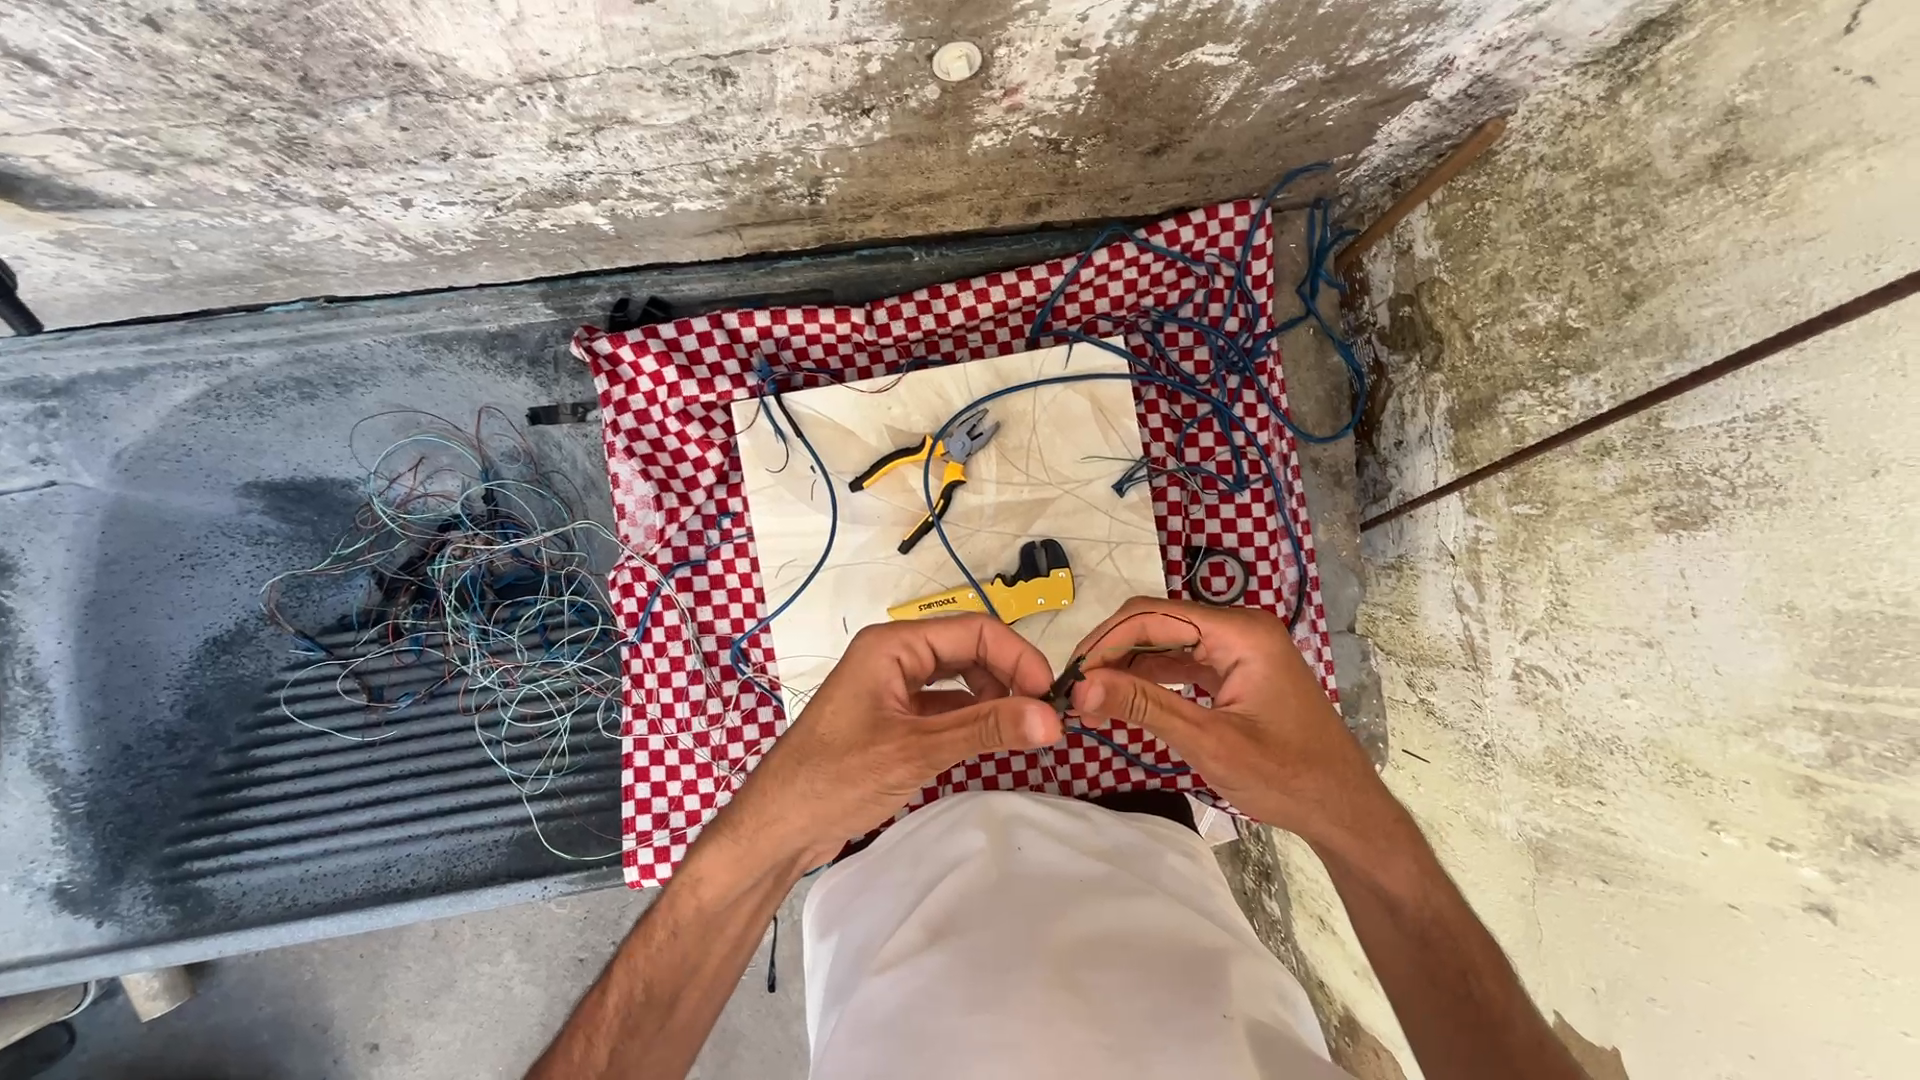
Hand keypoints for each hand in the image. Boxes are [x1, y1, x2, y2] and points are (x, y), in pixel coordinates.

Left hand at [722, 614, 1061, 867]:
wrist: (777, 828)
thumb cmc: (837, 777)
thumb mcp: (916, 750)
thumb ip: (985, 729)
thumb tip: (1052, 719)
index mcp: (893, 644)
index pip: (974, 631)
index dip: (1018, 657)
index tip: (1050, 696)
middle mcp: (895, 657)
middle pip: (968, 651)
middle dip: (1008, 677)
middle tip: (1043, 716)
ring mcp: (893, 689)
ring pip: (959, 681)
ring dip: (993, 700)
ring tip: (1024, 729)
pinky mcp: (894, 720)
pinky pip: (945, 708)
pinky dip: (972, 720)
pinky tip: (994, 740)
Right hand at [1066, 596, 1386, 851]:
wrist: (1343, 809)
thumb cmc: (1286, 777)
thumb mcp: (1209, 742)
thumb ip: (1144, 708)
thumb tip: (1081, 688)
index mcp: (1240, 632)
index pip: (1153, 616)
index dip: (1105, 641)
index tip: (1070, 675)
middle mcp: (1238, 628)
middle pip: (1157, 623)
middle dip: (1112, 652)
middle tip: (1075, 688)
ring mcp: (1237, 648)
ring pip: (1165, 643)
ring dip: (1127, 666)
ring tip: (1090, 697)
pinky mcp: (1234, 671)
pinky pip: (1181, 663)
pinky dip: (1150, 679)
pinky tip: (1123, 699)